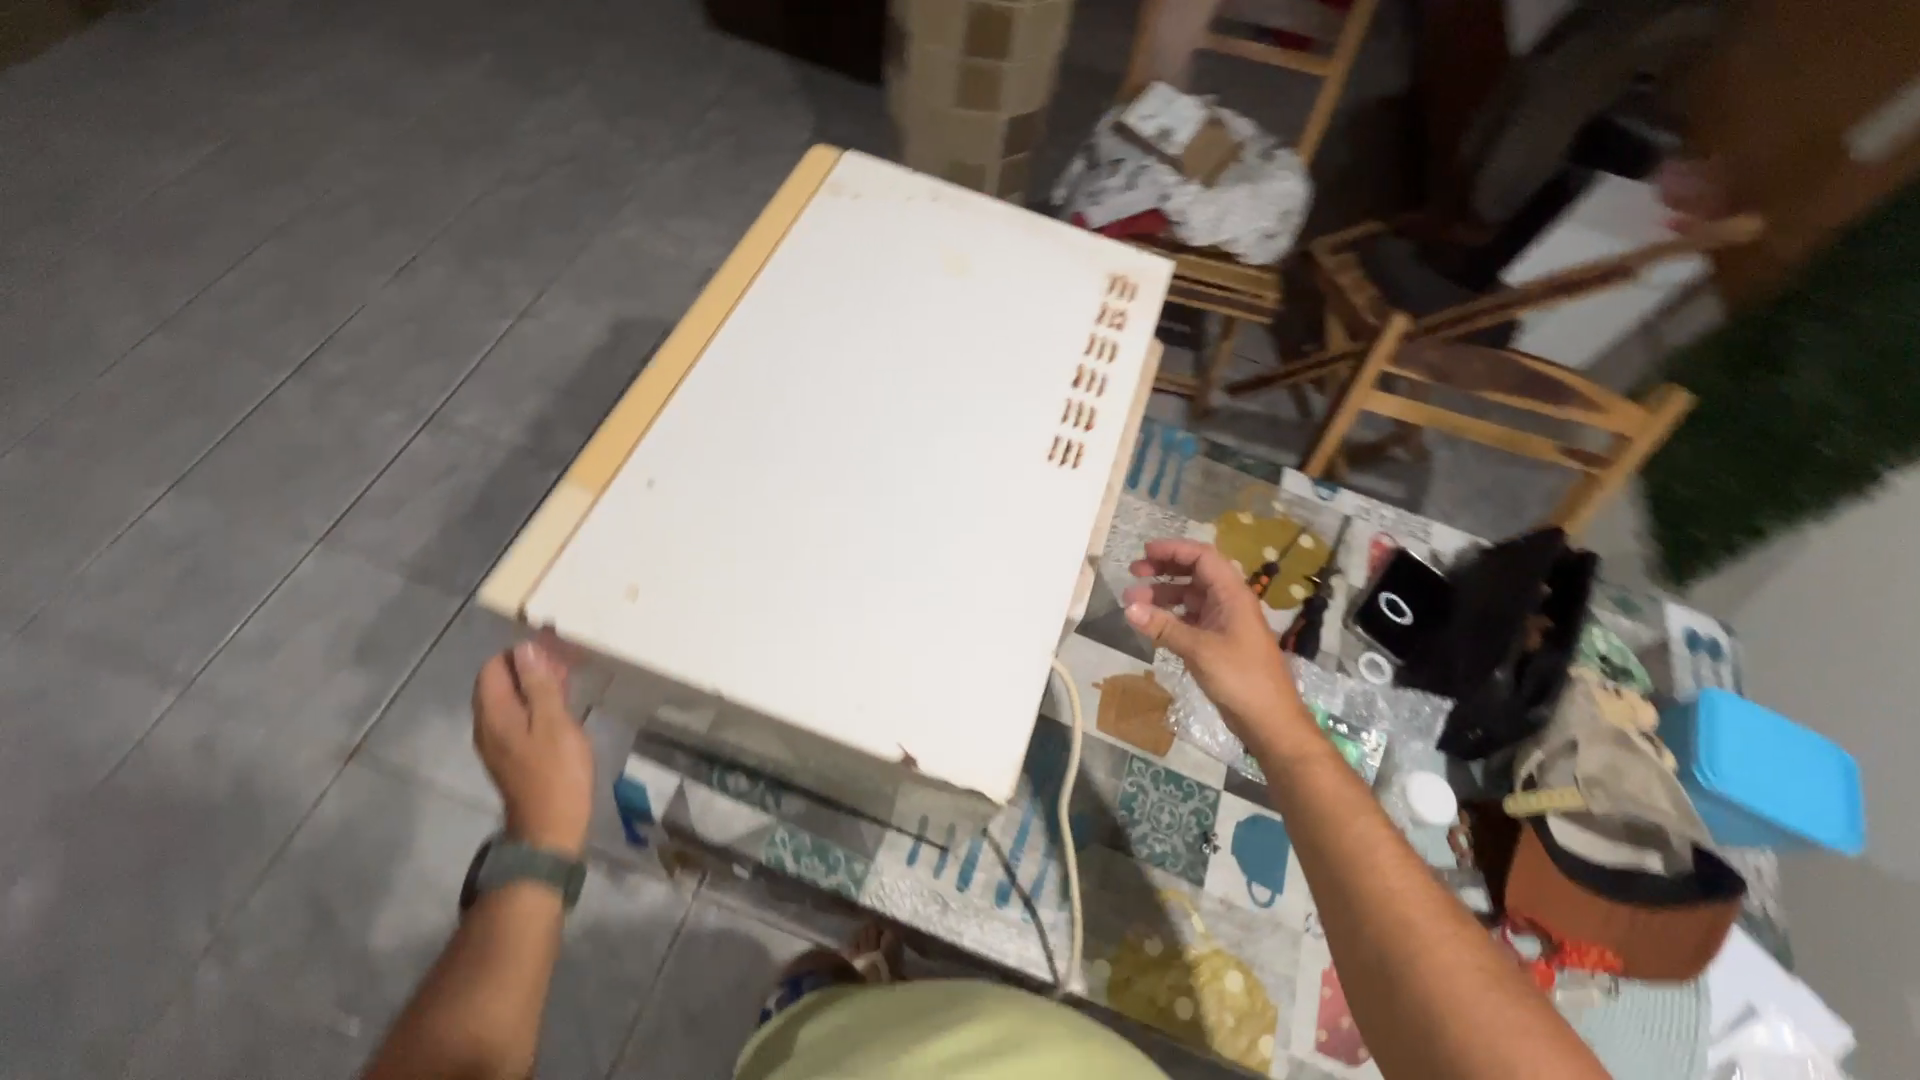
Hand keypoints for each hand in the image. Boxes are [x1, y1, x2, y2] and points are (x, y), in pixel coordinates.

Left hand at [472, 638, 594, 856]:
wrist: (551, 826)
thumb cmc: (557, 771)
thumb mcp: (554, 722)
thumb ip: (538, 685)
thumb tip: (524, 649)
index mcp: (494, 713)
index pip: (493, 668)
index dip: (520, 653)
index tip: (553, 650)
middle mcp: (487, 725)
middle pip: (499, 683)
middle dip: (529, 668)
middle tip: (565, 662)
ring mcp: (497, 742)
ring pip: (510, 701)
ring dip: (535, 687)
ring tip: (568, 680)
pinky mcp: (512, 755)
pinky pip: (518, 718)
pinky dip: (536, 706)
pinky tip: (562, 708)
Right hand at [1122, 538, 1311, 750]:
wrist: (1269, 719)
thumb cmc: (1241, 678)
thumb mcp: (1199, 649)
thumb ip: (1164, 627)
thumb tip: (1129, 608)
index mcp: (1232, 594)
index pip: (1203, 557)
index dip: (1174, 550)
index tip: (1145, 553)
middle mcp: (1229, 602)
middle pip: (1195, 573)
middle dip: (1164, 570)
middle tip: (1134, 573)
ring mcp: (1224, 623)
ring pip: (1190, 597)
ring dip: (1163, 595)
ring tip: (1133, 603)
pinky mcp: (1218, 643)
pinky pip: (1191, 619)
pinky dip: (1170, 617)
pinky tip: (1151, 624)